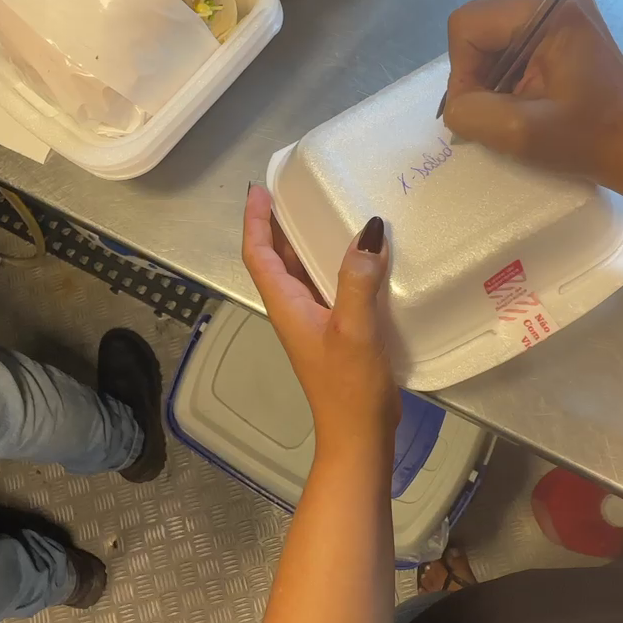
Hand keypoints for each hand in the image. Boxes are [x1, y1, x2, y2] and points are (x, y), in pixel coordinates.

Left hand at [240, 184, 400, 447]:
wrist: (358, 433)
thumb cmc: (348, 385)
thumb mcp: (353, 330)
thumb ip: (356, 282)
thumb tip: (368, 231)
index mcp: (286, 304)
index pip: (259, 254)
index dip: (254, 221)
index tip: (259, 190)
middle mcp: (294, 308)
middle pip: (276, 257)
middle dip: (278, 223)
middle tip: (294, 189)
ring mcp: (313, 320)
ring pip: (301, 270)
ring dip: (305, 241)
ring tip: (324, 209)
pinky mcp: (336, 329)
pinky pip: (327, 284)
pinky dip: (333, 262)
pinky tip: (359, 254)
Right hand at [442, 0, 622, 186]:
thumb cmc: (587, 139)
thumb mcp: (519, 132)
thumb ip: (470, 112)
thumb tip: (456, 105)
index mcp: (549, 11)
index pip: (468, 25)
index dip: (462, 71)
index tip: (483, 107)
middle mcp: (554, 0)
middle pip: (477, 30)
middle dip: (476, 76)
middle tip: (499, 112)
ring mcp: (558, 15)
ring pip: (488, 42)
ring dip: (489, 82)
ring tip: (515, 110)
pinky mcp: (560, 34)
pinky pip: (507, 50)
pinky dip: (504, 81)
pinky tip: (524, 103)